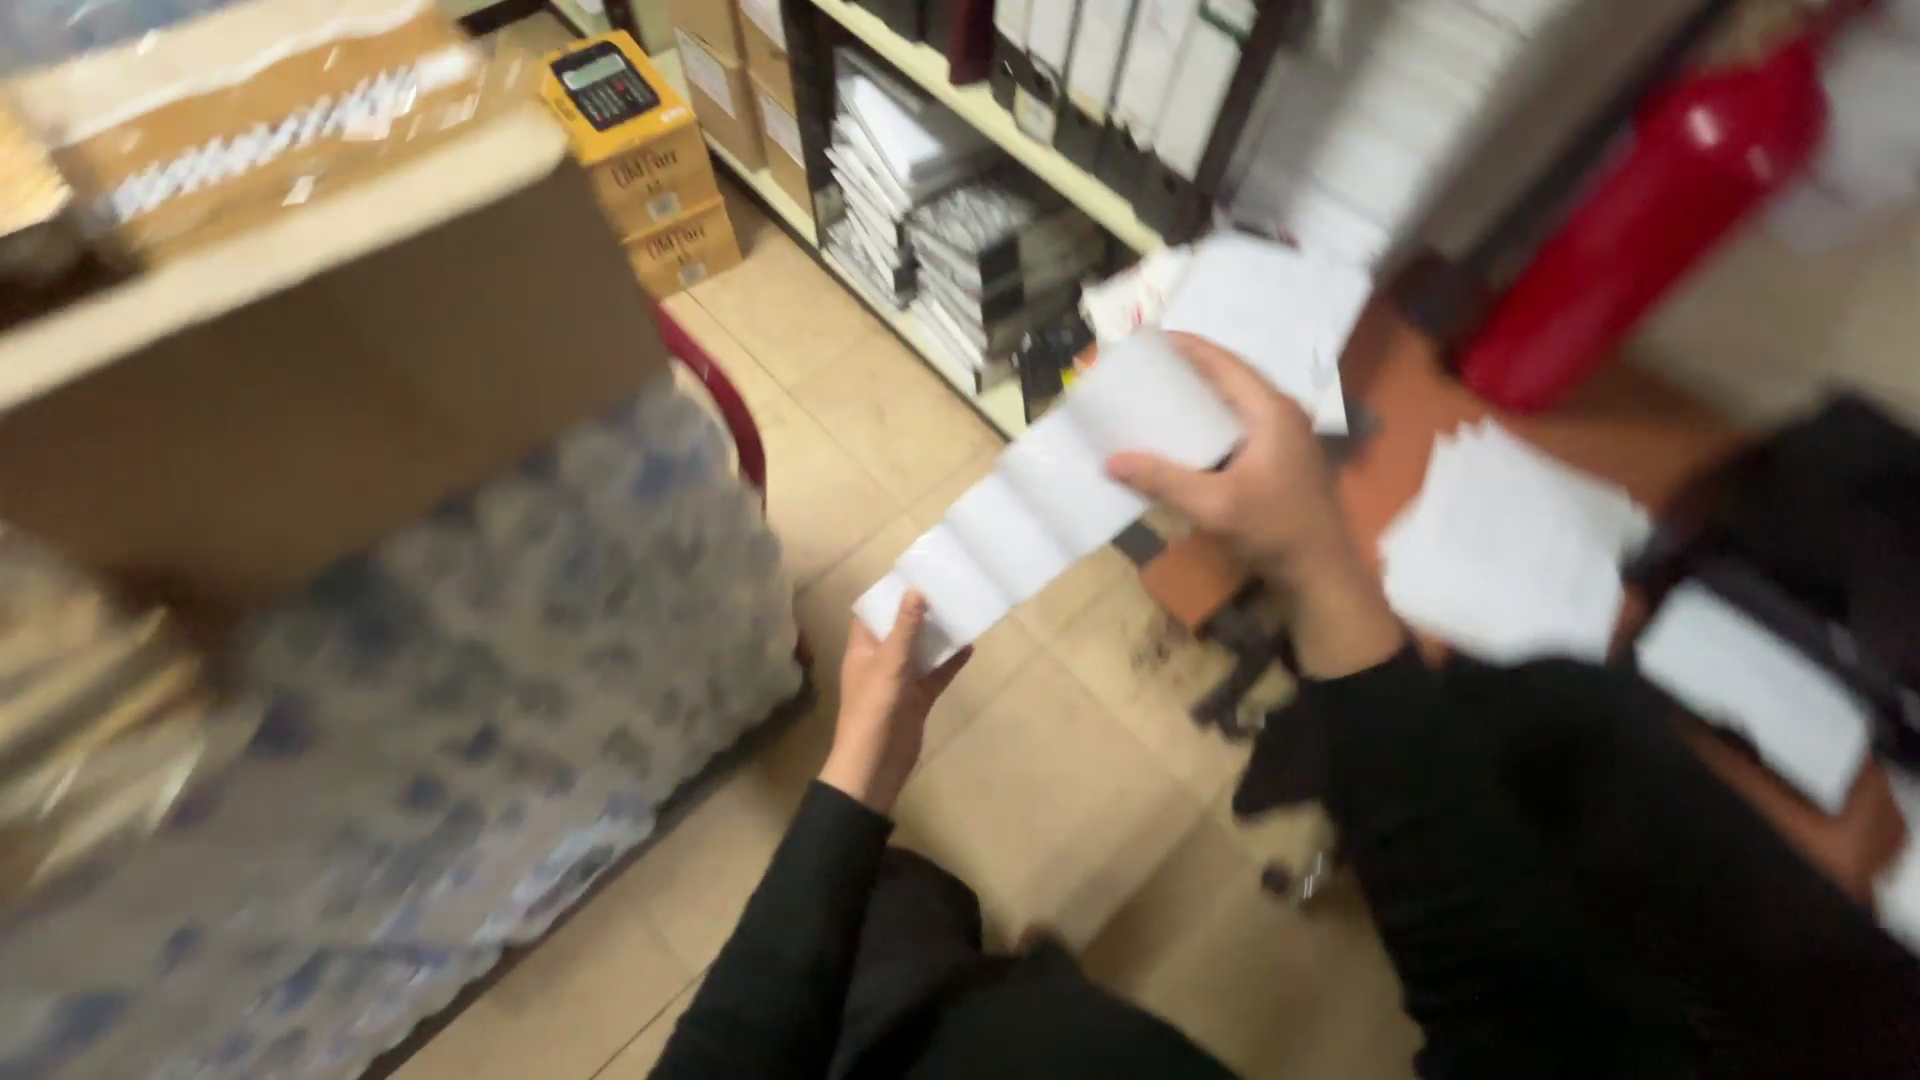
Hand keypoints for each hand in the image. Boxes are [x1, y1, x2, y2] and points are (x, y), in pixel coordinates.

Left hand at [821, 591, 970, 812]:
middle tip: (944, 587)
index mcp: (862, 649)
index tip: (912, 576)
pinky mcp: (917, 699)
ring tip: (960, 610)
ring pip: (920, 651)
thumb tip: (915, 590)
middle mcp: (879, 661)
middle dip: (919, 612)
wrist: (876, 763)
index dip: (888, 596)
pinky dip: (950, 662)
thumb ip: (904, 627)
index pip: (871, 614)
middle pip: (899, 630)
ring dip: (937, 635)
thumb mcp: (890, 661)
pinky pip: (935, 675)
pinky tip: (969, 646)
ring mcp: (899, 681)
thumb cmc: (875, 707)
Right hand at [1104, 333, 1354, 587]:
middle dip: (1191, 368)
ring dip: (1201, 394)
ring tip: (1161, 392)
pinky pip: (1240, 424)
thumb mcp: (1213, 505)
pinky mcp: (1281, 458)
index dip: (1190, 347)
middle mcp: (1281, 414)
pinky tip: (1185, 433)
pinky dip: (1211, 420)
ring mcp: (1285, 436)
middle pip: (1231, 377)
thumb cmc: (1273, 530)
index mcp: (1271, 412)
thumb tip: (1111, 461)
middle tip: (1150, 366)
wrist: (1321, 571)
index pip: (1226, 364)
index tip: (1154, 338)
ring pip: (1236, 401)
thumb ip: (1163, 479)